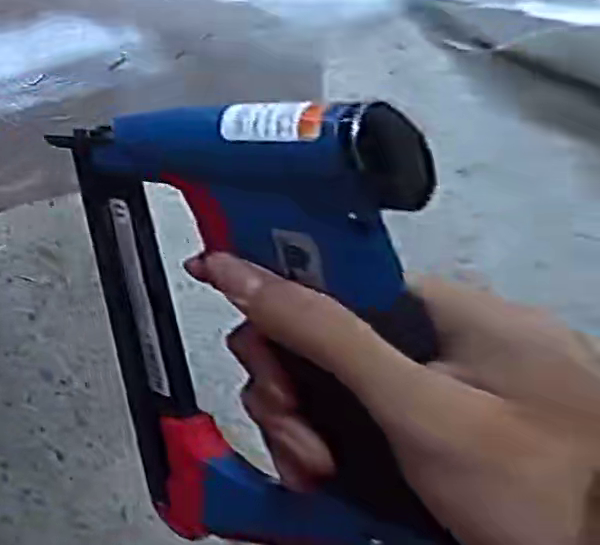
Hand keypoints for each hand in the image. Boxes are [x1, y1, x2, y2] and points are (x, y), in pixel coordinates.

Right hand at [188, 253, 599, 544]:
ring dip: (295, 417)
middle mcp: (452, 343)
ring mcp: (446, 393)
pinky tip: (322, 471)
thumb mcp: (423, 413)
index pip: (331, 268)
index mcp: (464, 314)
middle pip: (317, 329)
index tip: (210, 282)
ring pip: (324, 376)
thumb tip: (227, 265)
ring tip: (310, 463)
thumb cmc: (559, 504)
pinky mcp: (438, 434)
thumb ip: (320, 330)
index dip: (267, 278)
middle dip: (282, 377)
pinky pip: (351, 413)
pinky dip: (323, 438)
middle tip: (286, 419)